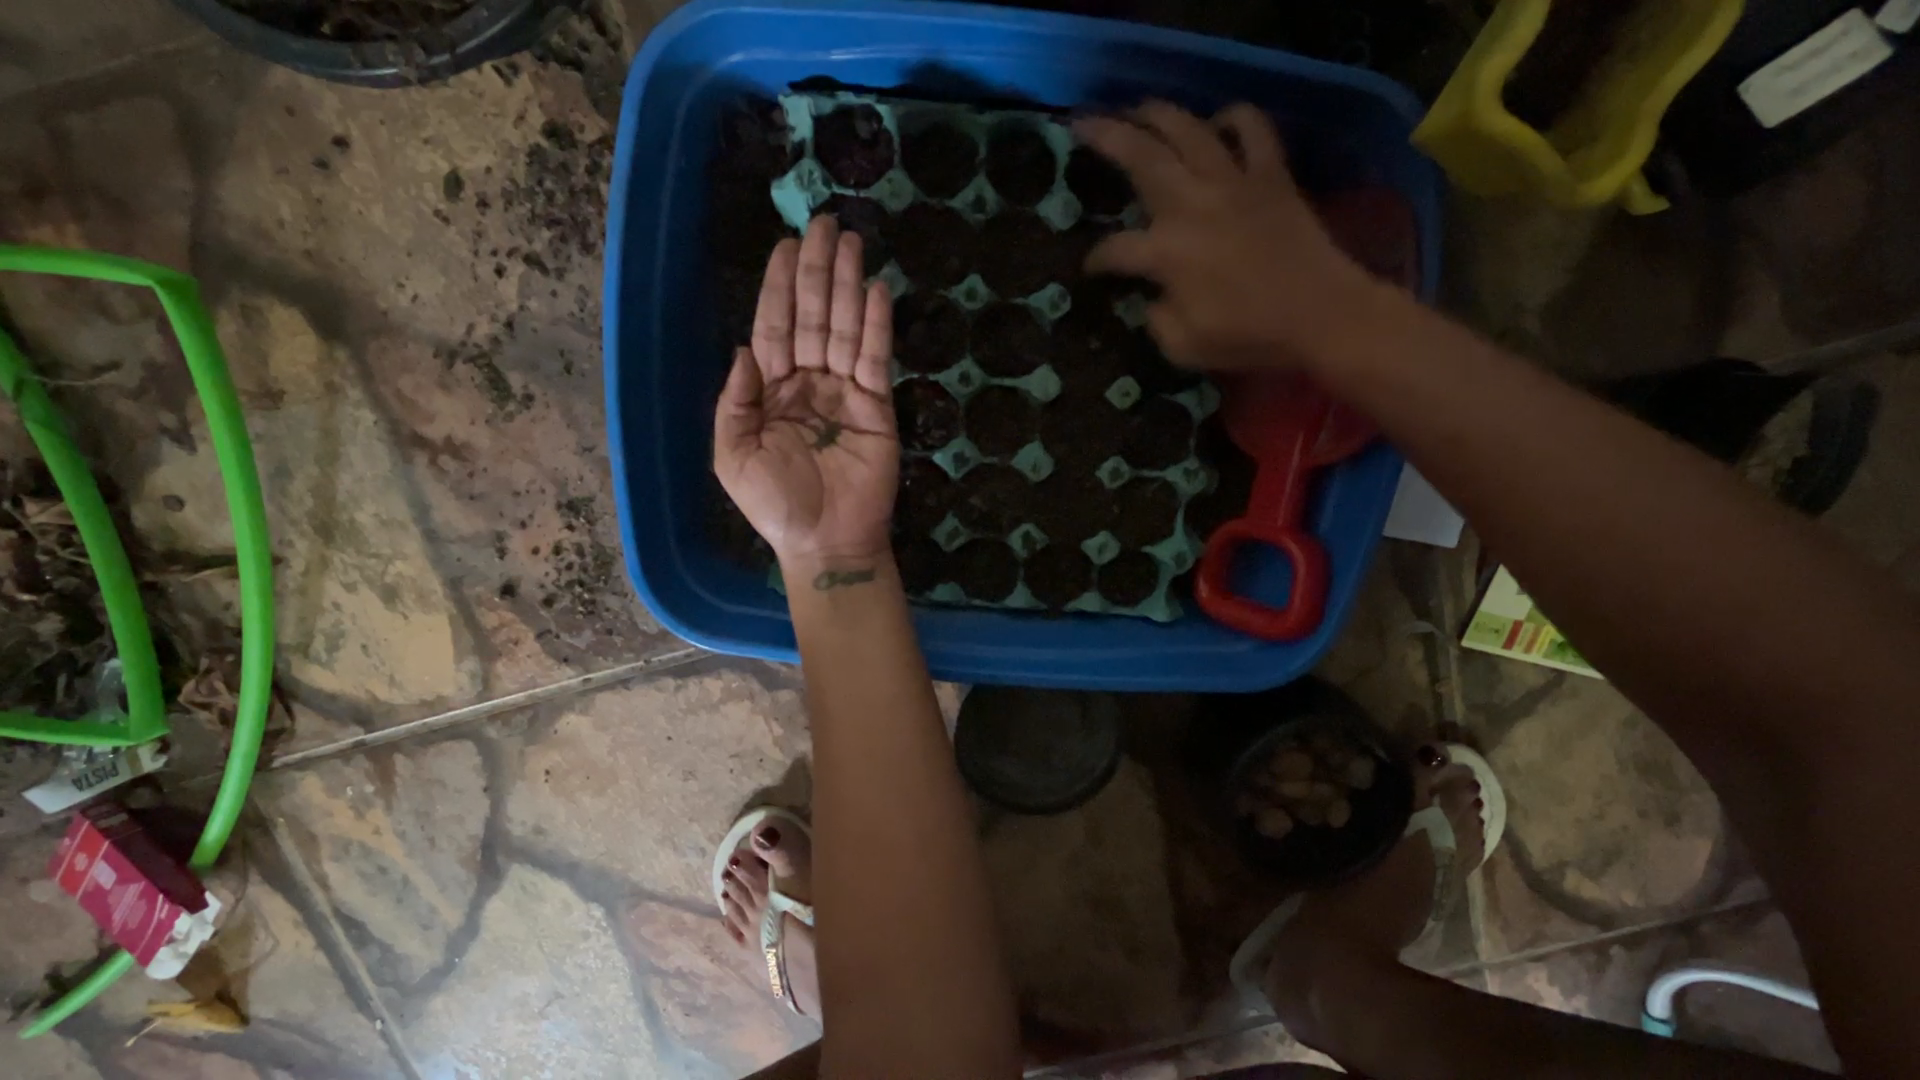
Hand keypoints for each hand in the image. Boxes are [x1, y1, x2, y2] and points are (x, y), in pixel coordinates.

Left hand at [714, 217, 897, 572]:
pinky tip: (876, 291)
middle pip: (812, 316)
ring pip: (844, 328)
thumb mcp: (733, 455)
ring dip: (847, 285)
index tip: (785, 246)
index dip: (779, 287)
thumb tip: (744, 349)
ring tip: (851, 242)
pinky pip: (875, 359)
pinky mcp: (878, 406)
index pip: (774, 326)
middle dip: (815, 271)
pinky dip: (876, 326)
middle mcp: (808, 381)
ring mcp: (844, 392)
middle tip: (823, 224)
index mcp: (771, 390)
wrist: (824, 542)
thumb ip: (734, 400)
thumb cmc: (774, 504)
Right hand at [1075, 102, 1381, 370]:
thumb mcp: (1184, 347)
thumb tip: (1152, 298)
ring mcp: (1233, 182)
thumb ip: (1156, 319)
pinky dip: (1235, 118)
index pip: (1115, 250)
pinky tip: (1219, 123)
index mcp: (1165, 253)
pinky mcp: (1271, 175)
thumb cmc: (1251, 337)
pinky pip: (1253, 129)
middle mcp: (1192, 205)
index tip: (1092, 271)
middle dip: (1105, 137)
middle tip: (1082, 124)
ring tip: (1138, 109)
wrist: (1322, 315)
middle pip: (1140, 157)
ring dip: (1158, 113)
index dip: (1097, 261)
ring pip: (1188, 129)